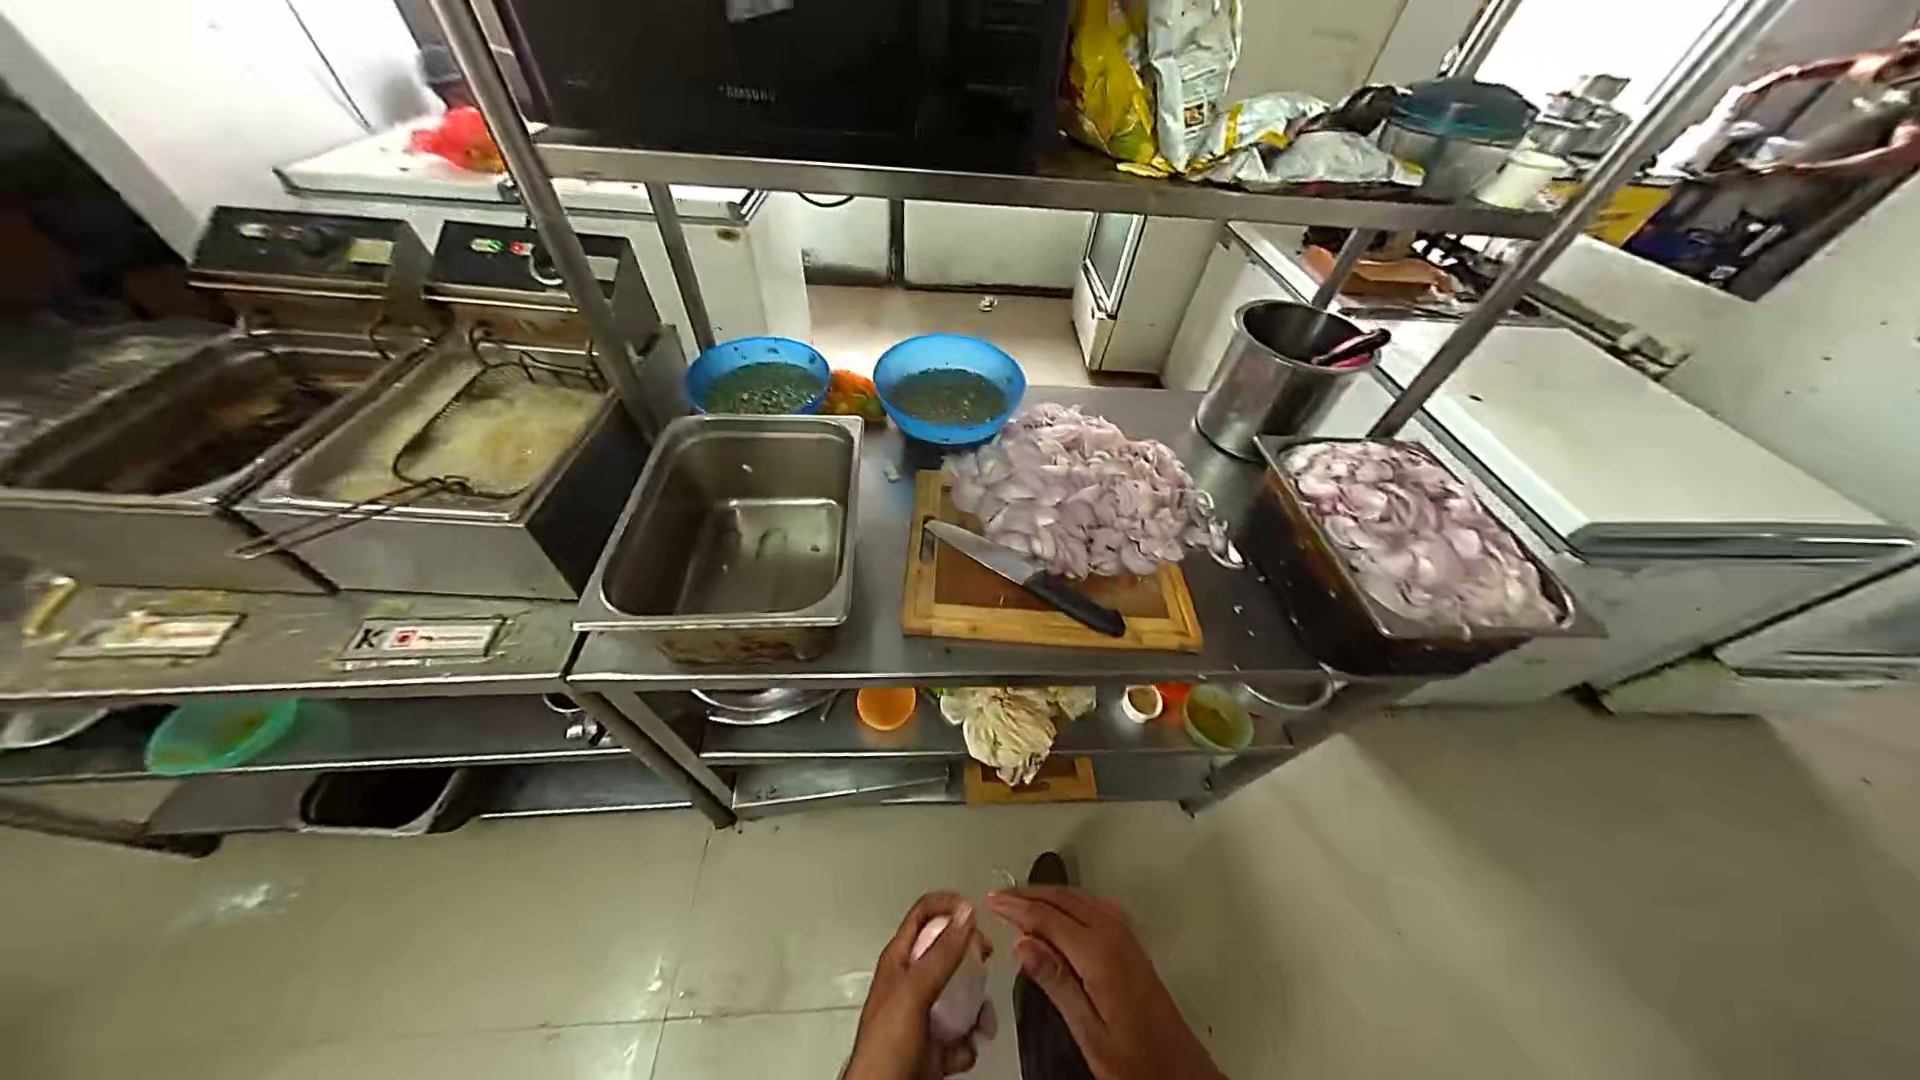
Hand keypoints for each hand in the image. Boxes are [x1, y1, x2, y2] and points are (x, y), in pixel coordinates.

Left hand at [843, 892, 995, 1079]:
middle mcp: (913, 982)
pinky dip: (970, 1040)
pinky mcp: (936, 1045)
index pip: (924, 914)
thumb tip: (965, 912)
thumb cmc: (883, 1049)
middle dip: (971, 955)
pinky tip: (965, 1046)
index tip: (974, 910)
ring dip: (977, 1005)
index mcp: (900, 960)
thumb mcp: (914, 991)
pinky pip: (963, 1032)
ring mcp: (925, 1014)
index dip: (948, 905)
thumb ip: (942, 952)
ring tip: (981, 1017)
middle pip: (949, 951)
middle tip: (985, 957)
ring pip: (962, 993)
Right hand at [989, 886, 1225, 1079]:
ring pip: (1079, 899)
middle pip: (1063, 900)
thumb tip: (1022, 942)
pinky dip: (1069, 901)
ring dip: (1047, 894)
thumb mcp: (1089, 1031)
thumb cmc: (1134, 1061)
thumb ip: (1056, 982)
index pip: (1047, 917)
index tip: (991, 901)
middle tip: (999, 896)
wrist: (1183, 1074)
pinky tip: (1061, 908)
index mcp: (1098, 953)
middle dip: (1028, 894)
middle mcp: (1113, 934)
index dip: (1016, 907)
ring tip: (1020, 900)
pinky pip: (1094, 906)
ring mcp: (1126, 936)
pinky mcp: (1132, 944)